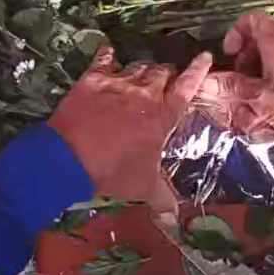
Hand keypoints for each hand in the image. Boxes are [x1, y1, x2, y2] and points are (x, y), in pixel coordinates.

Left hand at [48, 46, 211, 209]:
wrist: (68, 159)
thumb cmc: (113, 172)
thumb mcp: (143, 187)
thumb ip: (163, 200)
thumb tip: (175, 222)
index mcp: (162, 116)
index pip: (186, 87)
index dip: (198, 71)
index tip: (205, 56)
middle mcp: (144, 94)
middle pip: (162, 72)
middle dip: (167, 72)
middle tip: (168, 77)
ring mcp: (117, 84)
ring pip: (137, 66)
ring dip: (143, 68)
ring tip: (143, 73)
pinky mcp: (92, 80)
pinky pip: (103, 60)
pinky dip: (108, 55)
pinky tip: (110, 52)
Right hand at [223, 12, 273, 151]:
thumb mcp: (261, 100)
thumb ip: (232, 88)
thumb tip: (204, 82)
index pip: (253, 19)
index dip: (236, 32)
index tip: (231, 54)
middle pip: (266, 35)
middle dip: (248, 53)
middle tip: (241, 77)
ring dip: (263, 64)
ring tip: (257, 89)